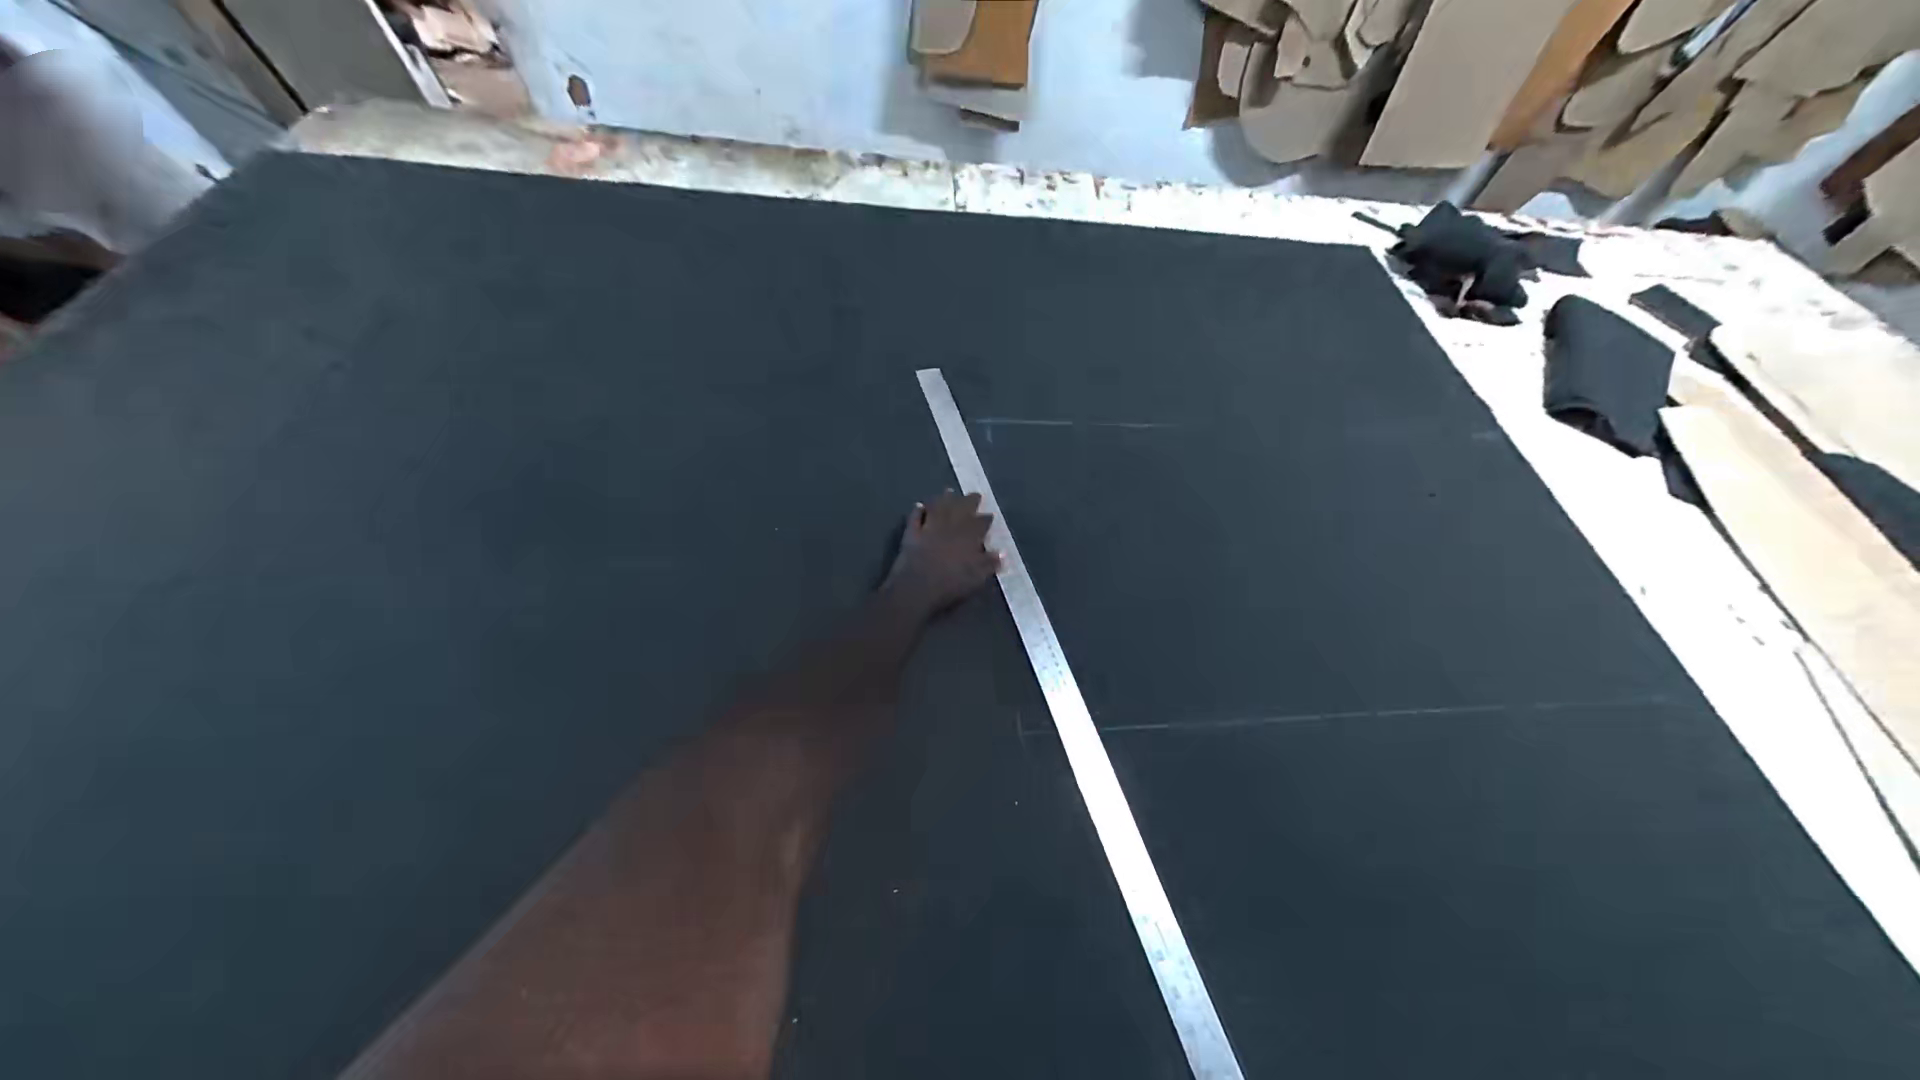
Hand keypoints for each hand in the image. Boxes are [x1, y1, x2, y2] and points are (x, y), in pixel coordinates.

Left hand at [882, 491, 1000, 617]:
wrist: (918, 587)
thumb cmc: (952, 584)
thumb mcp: (977, 577)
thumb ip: (990, 563)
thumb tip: (1002, 552)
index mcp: (969, 536)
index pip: (981, 523)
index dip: (986, 518)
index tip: (990, 514)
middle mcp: (950, 527)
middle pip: (961, 509)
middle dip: (969, 501)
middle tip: (975, 494)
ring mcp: (929, 528)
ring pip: (939, 508)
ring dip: (944, 499)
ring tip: (949, 491)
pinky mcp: (912, 534)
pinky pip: (915, 518)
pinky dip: (917, 510)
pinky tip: (919, 505)